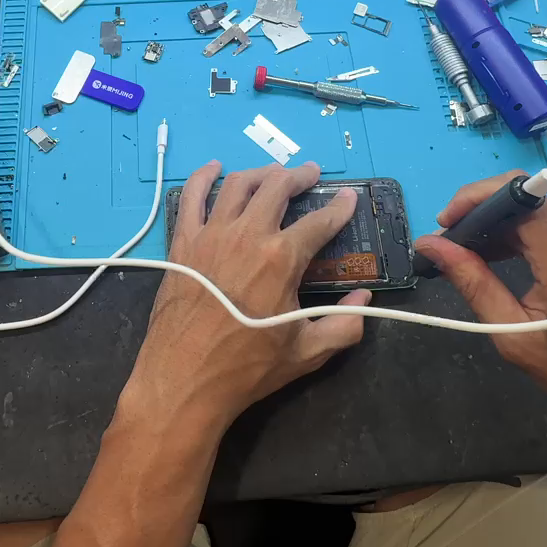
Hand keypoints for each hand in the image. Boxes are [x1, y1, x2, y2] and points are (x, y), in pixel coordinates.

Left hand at [124, 160, 370, 429]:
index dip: (339, 208)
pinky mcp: (183, 240)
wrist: (184, 377)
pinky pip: (192, 197)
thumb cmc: (247, 367)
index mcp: (282, 258)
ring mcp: (211, 233)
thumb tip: (363, 298)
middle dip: (299, 176)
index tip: (349, 198)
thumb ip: (344, 325)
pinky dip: (204, 177)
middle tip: (311, 174)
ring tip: (273, 172)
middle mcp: (247, 234)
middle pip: (277, 187)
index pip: (319, 222)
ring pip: (238, 185)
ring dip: (260, 173)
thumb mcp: (307, 353)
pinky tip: (214, 168)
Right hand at [413, 172, 546, 438]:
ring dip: (498, 229)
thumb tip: (431, 245)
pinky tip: (502, 265)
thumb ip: (473, 283)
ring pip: (535, 215)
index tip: (445, 226)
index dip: (473, 198)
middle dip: (478, 215)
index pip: (514, 191)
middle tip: (449, 248)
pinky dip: (521, 240)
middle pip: (522, 199)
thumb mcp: (518, 335)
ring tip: (468, 260)